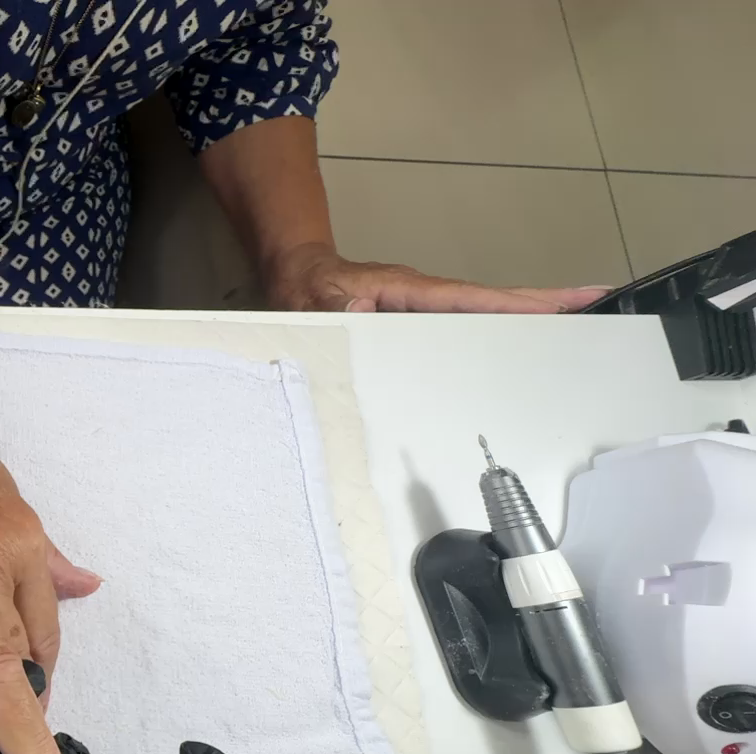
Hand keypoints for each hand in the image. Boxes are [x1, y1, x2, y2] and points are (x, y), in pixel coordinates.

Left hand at [268, 241, 608, 314]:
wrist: (294, 274)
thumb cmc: (303, 286)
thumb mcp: (311, 298)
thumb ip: (331, 304)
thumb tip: (361, 305)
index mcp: (405, 289)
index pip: (467, 297)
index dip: (511, 303)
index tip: (560, 305)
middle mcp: (420, 293)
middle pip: (487, 300)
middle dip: (540, 302)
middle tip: (599, 304)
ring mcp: (417, 302)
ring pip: (475, 310)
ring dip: (519, 315)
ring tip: (571, 323)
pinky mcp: (408, 312)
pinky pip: (453, 319)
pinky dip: (483, 324)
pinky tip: (504, 339)